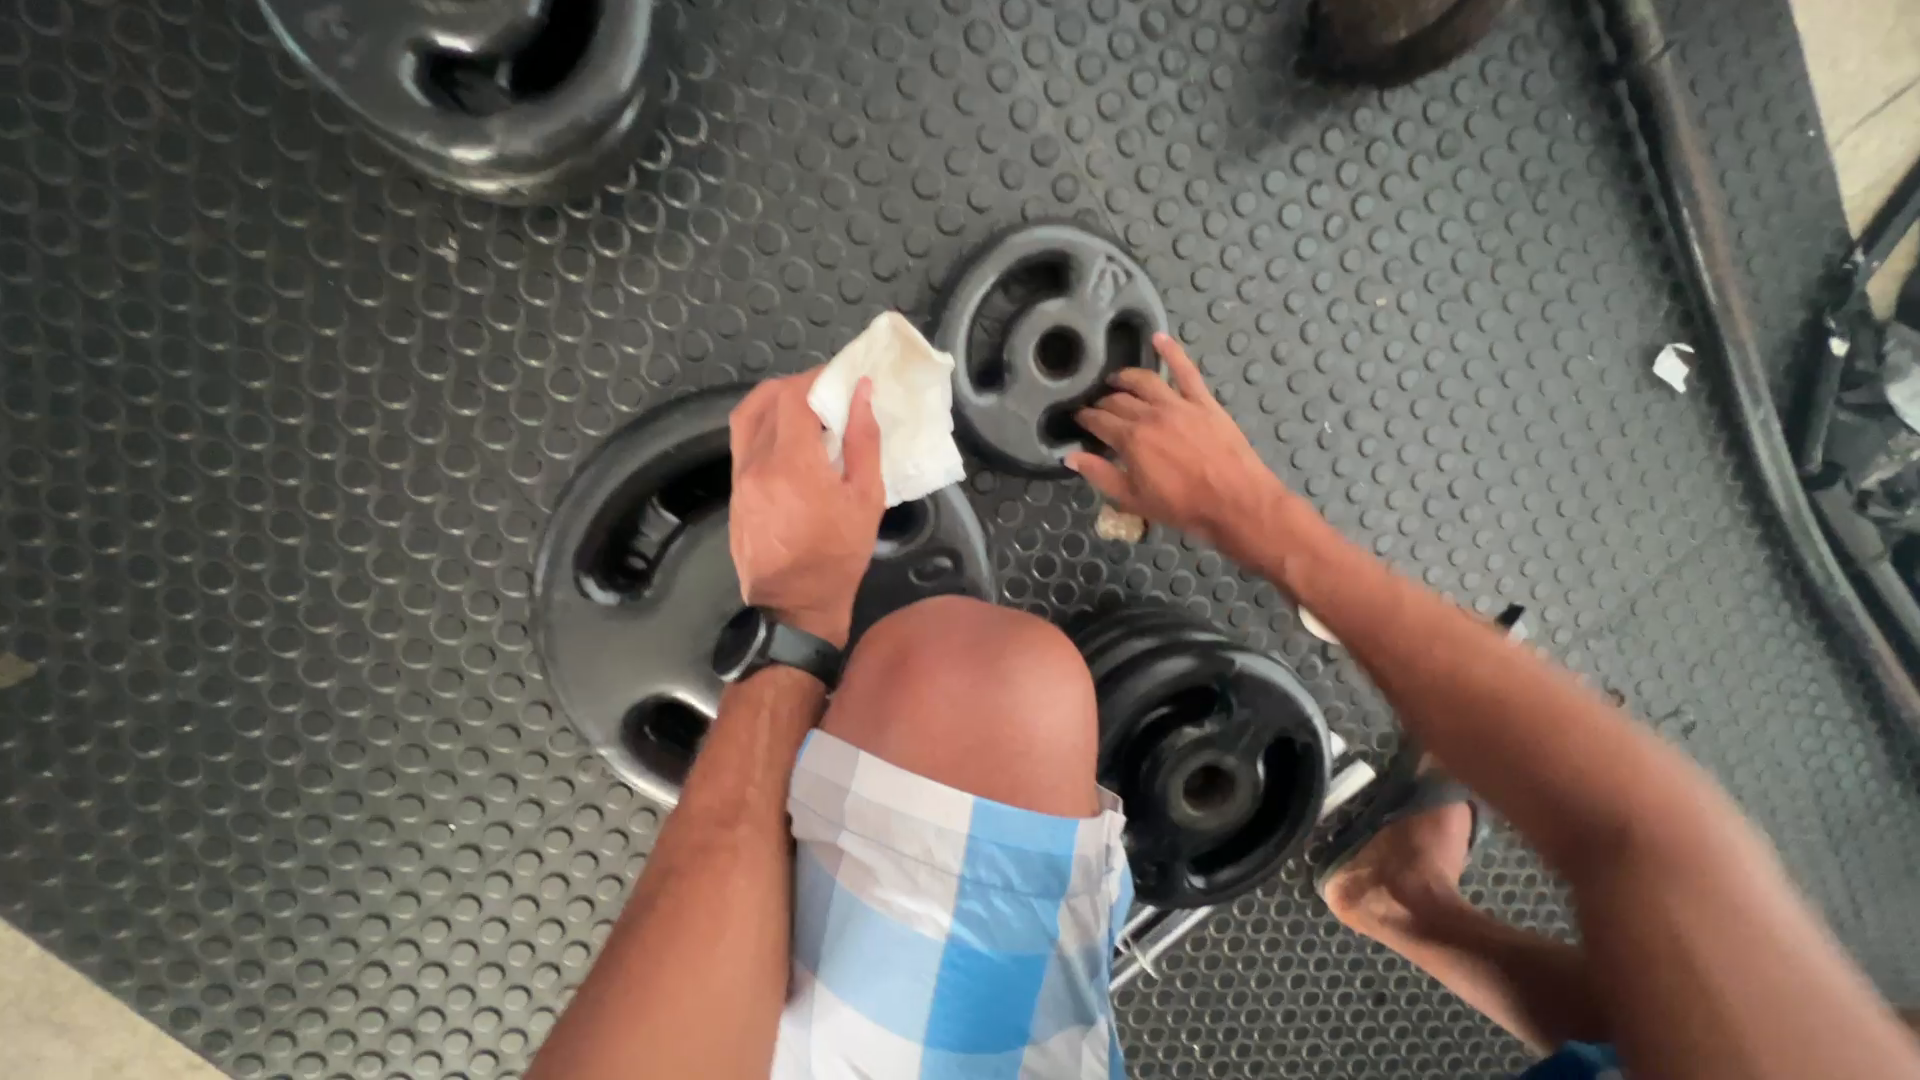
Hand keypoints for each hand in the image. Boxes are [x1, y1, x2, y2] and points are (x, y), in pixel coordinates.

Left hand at [728, 370, 884, 646]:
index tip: (839, 379)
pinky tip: (792, 445)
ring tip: (806, 414)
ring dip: (775, 404)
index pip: (794, 395)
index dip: (816, 378)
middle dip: (797, 387)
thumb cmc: (839, 555)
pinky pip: (744, 444)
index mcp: (792, 463)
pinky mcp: (733, 493)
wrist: (795, 605)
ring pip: (747, 418)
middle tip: (826, 394)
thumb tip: (862, 394)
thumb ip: (864, 441)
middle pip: (766, 399)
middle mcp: (756, 463)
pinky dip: (766, 430)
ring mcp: (739, 478)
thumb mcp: (867, 499)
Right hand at [1067, 333, 1289, 550]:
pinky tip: (1159, 338)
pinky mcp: (1202, 401)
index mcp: (1130, 440)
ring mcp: (1177, 404)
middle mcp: (1149, 414)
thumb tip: (1070, 457)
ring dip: (1126, 377)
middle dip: (1102, 402)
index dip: (1084, 418)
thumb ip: (1100, 475)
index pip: (1098, 421)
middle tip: (1097, 407)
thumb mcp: (1133, 499)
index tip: (1078, 418)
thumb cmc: (1182, 506)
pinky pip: (1185, 370)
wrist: (1235, 500)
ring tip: (1116, 379)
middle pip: (1118, 400)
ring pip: (1144, 381)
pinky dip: (1171, 351)